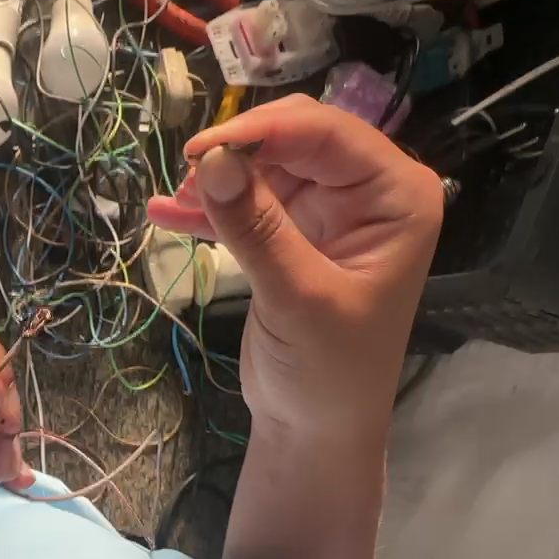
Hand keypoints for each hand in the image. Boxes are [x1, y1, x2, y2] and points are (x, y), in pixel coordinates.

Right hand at [146, 94, 444, 446]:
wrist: (315, 426)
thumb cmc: (327, 368)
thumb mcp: (295, 296)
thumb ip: (255, 228)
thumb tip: (210, 162)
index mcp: (393, 197)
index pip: (327, 135)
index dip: (262, 132)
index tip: (198, 149)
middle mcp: (364, 196)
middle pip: (295, 145)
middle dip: (239, 155)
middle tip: (184, 176)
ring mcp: (324, 219)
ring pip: (265, 175)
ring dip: (218, 184)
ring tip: (173, 201)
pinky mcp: (289, 244)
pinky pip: (247, 213)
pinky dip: (209, 214)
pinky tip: (165, 214)